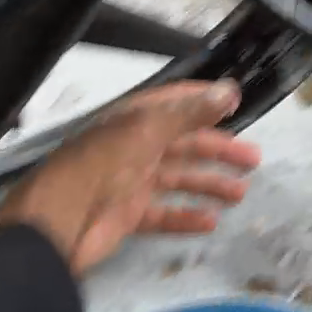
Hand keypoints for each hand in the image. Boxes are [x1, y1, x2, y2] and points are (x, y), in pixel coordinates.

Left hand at [0, 80, 260, 274]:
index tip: (237, 101)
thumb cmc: (102, 163)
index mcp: (139, 117)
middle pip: (186, 143)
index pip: (179, 101)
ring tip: (240, 192)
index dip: (208, 101)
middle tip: (253, 159)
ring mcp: (133, 180)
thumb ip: (191, 113)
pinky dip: (186, 217)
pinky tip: (209, 221)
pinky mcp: (129, 214)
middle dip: (219, 150)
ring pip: (180, 178)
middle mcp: (138, 144)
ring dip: (209, 184)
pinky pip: (164, 213)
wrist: (58, 218)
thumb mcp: (149, 129)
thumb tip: (230, 90)